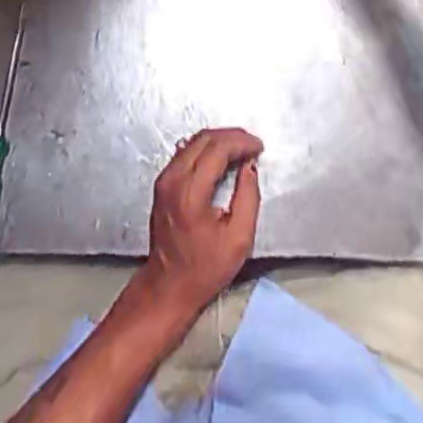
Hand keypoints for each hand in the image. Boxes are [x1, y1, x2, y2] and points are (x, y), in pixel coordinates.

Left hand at [131, 128, 262, 318]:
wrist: (168, 286)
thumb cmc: (205, 267)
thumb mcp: (239, 238)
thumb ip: (248, 196)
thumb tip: (250, 165)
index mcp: (191, 191)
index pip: (217, 148)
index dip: (241, 142)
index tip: (259, 147)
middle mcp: (173, 178)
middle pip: (204, 139)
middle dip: (232, 136)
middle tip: (252, 145)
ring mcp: (164, 179)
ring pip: (193, 142)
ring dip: (219, 140)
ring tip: (241, 149)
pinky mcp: (162, 183)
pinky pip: (186, 152)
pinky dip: (206, 148)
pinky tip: (222, 157)